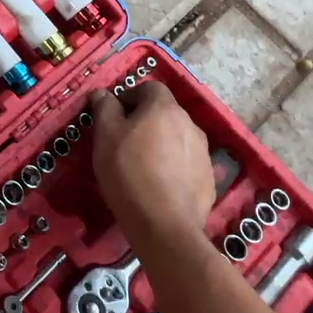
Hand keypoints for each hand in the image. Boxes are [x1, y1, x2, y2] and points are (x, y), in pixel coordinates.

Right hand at [89, 83, 213, 251]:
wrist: (164, 225)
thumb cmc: (128, 171)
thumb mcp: (105, 134)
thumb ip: (104, 107)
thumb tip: (104, 94)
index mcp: (165, 109)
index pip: (150, 87)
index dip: (130, 97)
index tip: (115, 116)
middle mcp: (190, 125)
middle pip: (164, 112)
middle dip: (145, 121)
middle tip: (123, 141)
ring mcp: (203, 154)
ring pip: (177, 138)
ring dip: (160, 143)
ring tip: (141, 165)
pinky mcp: (208, 180)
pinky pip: (186, 163)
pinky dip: (173, 166)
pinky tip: (158, 185)